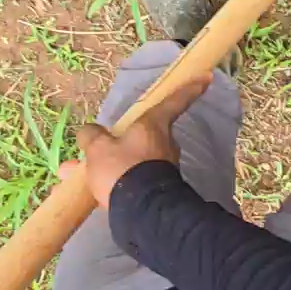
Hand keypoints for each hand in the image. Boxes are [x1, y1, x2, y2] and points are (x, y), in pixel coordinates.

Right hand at [63, 75, 212, 208]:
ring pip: (137, 158)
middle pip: (145, 134)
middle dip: (123, 142)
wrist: (142, 212)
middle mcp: (165, 142)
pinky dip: (117, 180)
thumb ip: (93, 137)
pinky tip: (95, 190)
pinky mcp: (160, 187)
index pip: (174, 101)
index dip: (189, 88)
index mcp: (154, 125)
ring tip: (82, 174)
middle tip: (100, 148)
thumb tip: (89, 131)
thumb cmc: (123, 169)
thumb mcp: (98, 150)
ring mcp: (165, 165)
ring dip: (115, 164)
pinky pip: (135, 176)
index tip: (208, 77)